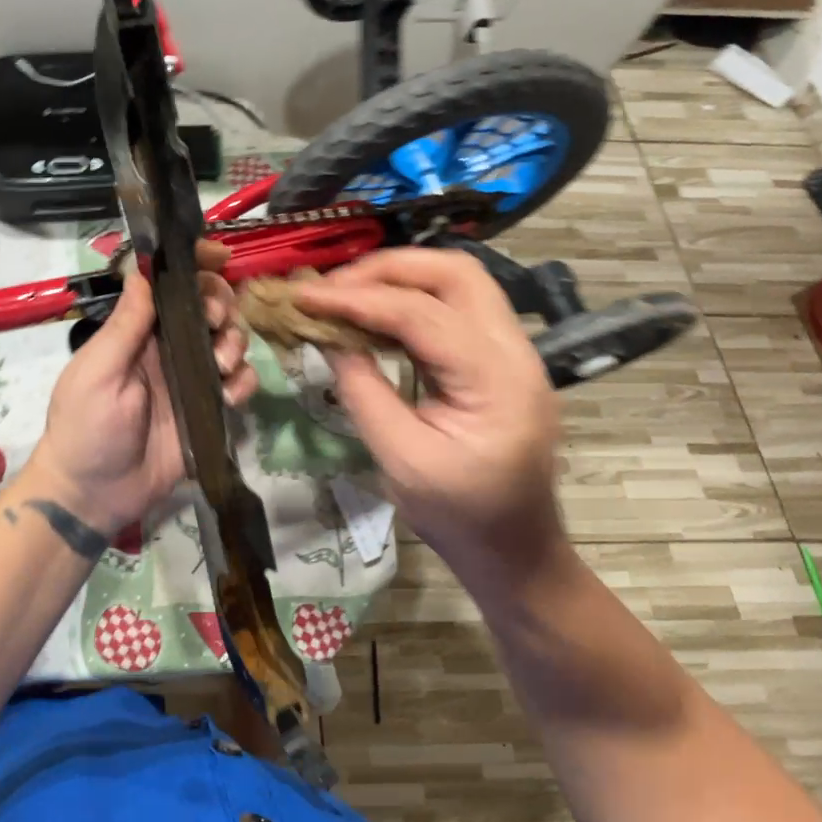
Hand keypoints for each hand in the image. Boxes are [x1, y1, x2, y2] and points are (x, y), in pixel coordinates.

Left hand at [26, 241, 258, 535]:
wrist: (94, 495)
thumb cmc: (86, 427)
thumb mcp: (99, 372)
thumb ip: (126, 324)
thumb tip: (143, 269)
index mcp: (137, 332)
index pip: (170, 286)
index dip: (196, 266)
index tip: (220, 257)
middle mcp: (167, 348)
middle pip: (209, 307)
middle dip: (221, 305)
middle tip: (216, 324)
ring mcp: (190, 380)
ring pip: (230, 341)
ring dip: (235, 342)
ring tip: (219, 367)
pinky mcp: (208, 411)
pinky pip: (238, 384)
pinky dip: (243, 383)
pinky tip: (231, 397)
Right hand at [291, 248, 566, 582]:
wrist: (515, 552)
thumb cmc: (459, 518)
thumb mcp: (400, 460)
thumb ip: (363, 391)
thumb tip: (326, 335)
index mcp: (497, 381)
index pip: (422, 314)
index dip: (358, 299)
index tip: (305, 296)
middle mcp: (515, 352)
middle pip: (455, 273)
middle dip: (386, 269)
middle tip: (330, 287)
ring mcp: (514, 352)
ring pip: (459, 283)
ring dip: (399, 279)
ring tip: (345, 295)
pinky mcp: (499, 360)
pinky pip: (456, 308)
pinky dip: (411, 301)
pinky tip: (373, 317)